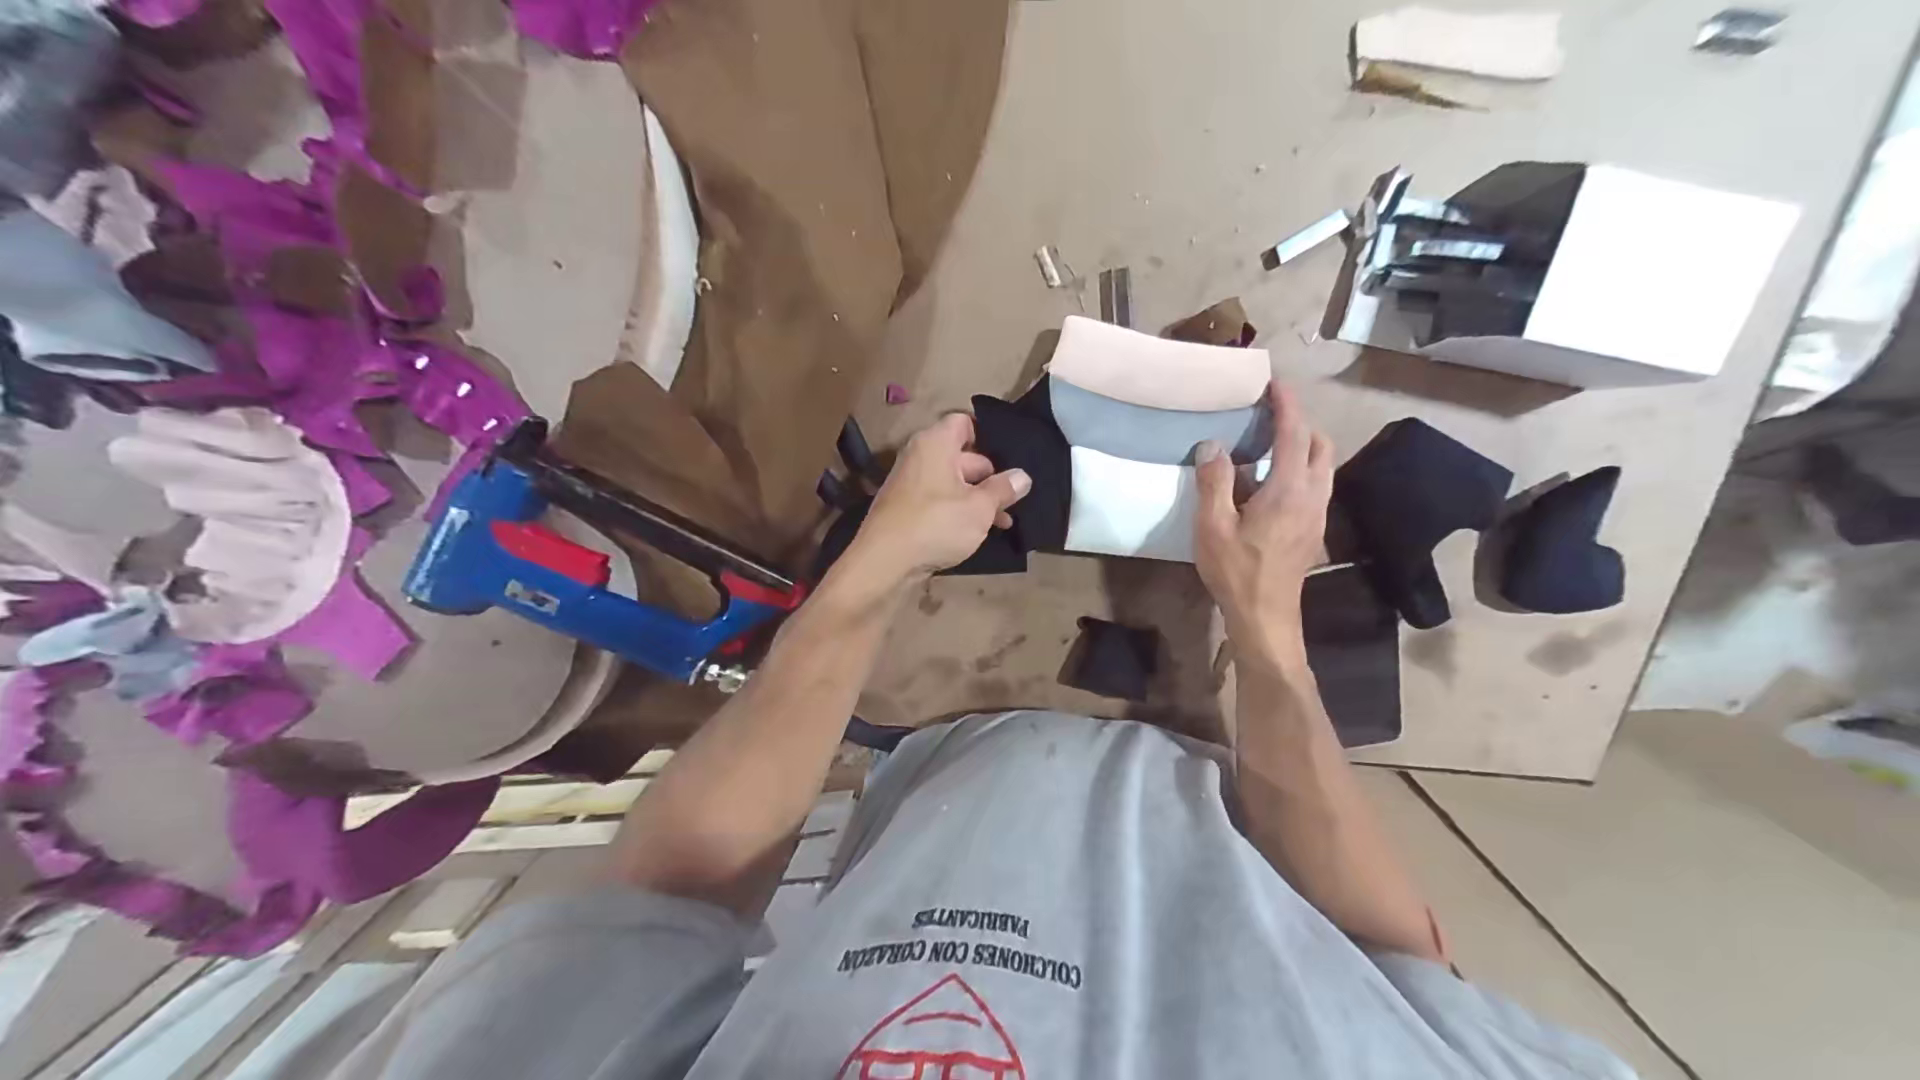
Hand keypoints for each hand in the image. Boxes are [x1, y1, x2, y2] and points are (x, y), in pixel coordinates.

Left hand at [840, 412, 1030, 589]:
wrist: (883, 562)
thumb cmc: (936, 524)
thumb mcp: (979, 508)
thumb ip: (1003, 489)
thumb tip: (1023, 476)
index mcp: (935, 443)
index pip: (964, 423)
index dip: (988, 436)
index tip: (1011, 458)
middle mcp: (920, 456)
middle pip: (963, 456)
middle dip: (990, 477)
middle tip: (1016, 499)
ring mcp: (911, 483)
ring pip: (954, 483)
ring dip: (978, 500)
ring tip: (1005, 523)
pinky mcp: (906, 509)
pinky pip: (940, 501)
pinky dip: (959, 511)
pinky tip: (979, 532)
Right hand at [1193, 383, 1333, 670]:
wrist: (1266, 615)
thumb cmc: (1236, 571)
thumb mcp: (1213, 526)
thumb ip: (1214, 481)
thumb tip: (1214, 445)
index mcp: (1289, 489)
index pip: (1294, 433)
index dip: (1286, 404)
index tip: (1273, 383)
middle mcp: (1313, 495)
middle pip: (1319, 444)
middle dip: (1299, 421)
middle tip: (1269, 414)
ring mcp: (1318, 513)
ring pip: (1322, 464)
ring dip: (1303, 444)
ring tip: (1270, 443)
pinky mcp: (1314, 528)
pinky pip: (1316, 483)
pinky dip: (1301, 466)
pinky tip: (1271, 481)